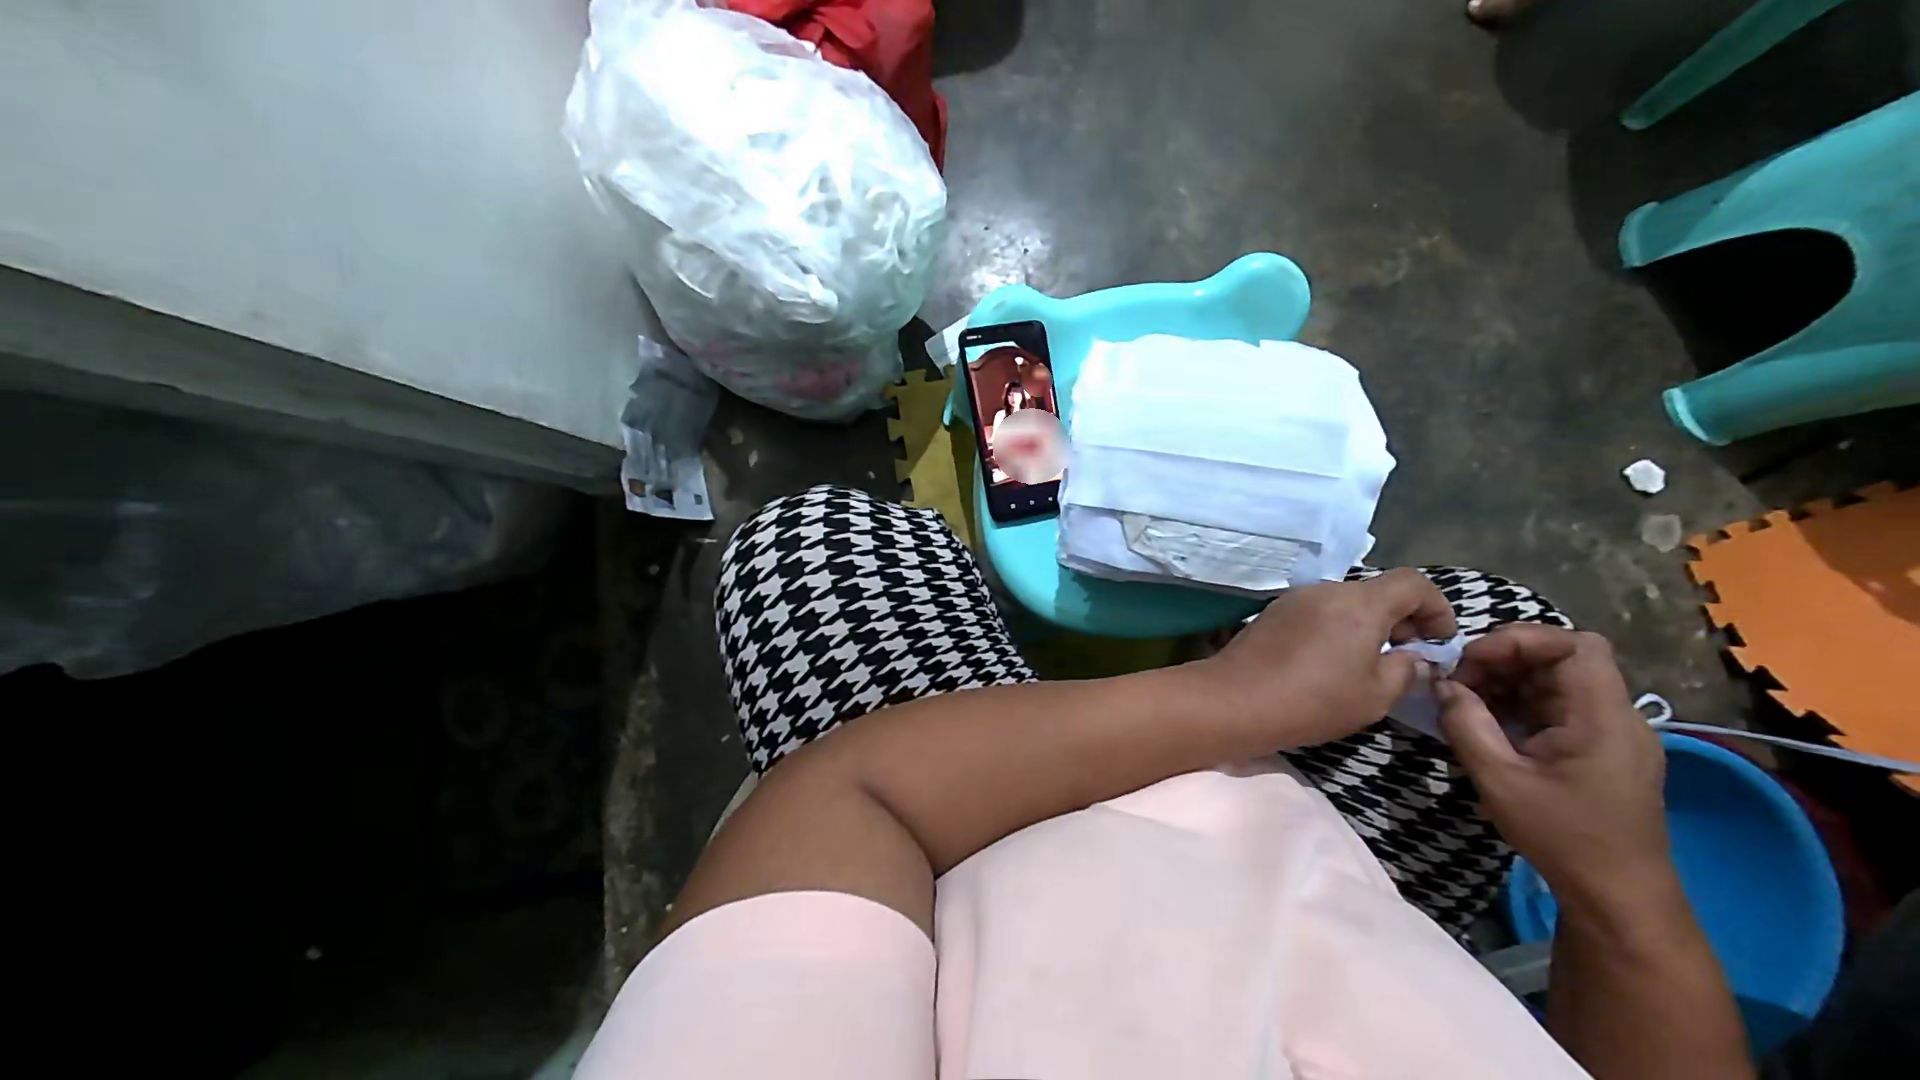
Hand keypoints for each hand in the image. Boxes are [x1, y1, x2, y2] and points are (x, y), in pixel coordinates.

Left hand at [1201, 568, 1456, 750]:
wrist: (1234, 699)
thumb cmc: (1313, 700)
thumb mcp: (1375, 695)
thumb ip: (1406, 670)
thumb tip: (1415, 658)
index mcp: (1359, 603)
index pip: (1412, 583)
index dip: (1436, 607)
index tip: (1438, 640)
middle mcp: (1325, 590)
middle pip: (1376, 591)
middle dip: (1401, 618)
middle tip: (1406, 654)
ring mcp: (1294, 599)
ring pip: (1344, 601)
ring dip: (1366, 623)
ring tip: (1369, 661)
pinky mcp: (1271, 612)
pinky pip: (1317, 611)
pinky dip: (1335, 627)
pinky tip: (1330, 660)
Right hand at [1435, 625, 1671, 913]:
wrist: (1618, 895)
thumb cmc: (1562, 836)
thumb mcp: (1498, 778)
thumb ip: (1466, 723)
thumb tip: (1442, 684)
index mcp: (1603, 718)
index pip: (1575, 644)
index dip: (1520, 639)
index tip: (1473, 660)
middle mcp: (1615, 716)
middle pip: (1561, 657)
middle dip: (1503, 658)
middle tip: (1459, 682)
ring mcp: (1610, 732)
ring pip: (1555, 679)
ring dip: (1506, 680)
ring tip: (1465, 700)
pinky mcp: (1597, 747)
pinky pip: (1555, 705)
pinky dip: (1517, 701)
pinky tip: (1487, 721)